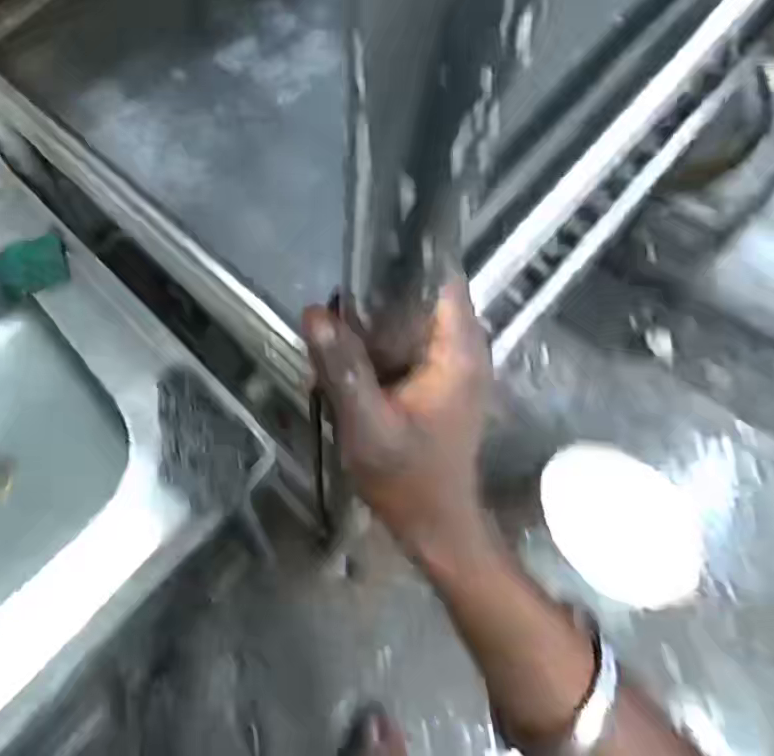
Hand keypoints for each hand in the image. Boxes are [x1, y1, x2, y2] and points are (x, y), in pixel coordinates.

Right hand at [302, 280, 492, 557]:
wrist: (432, 525)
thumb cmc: (406, 476)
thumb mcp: (365, 421)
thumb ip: (342, 367)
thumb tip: (314, 312)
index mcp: (457, 354)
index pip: (442, 281)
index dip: (407, 258)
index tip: (362, 249)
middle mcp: (460, 352)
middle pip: (419, 295)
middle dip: (374, 292)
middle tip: (330, 304)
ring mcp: (447, 366)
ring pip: (406, 318)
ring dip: (369, 318)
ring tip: (329, 328)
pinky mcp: (432, 380)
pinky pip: (400, 341)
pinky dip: (372, 340)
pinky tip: (342, 355)